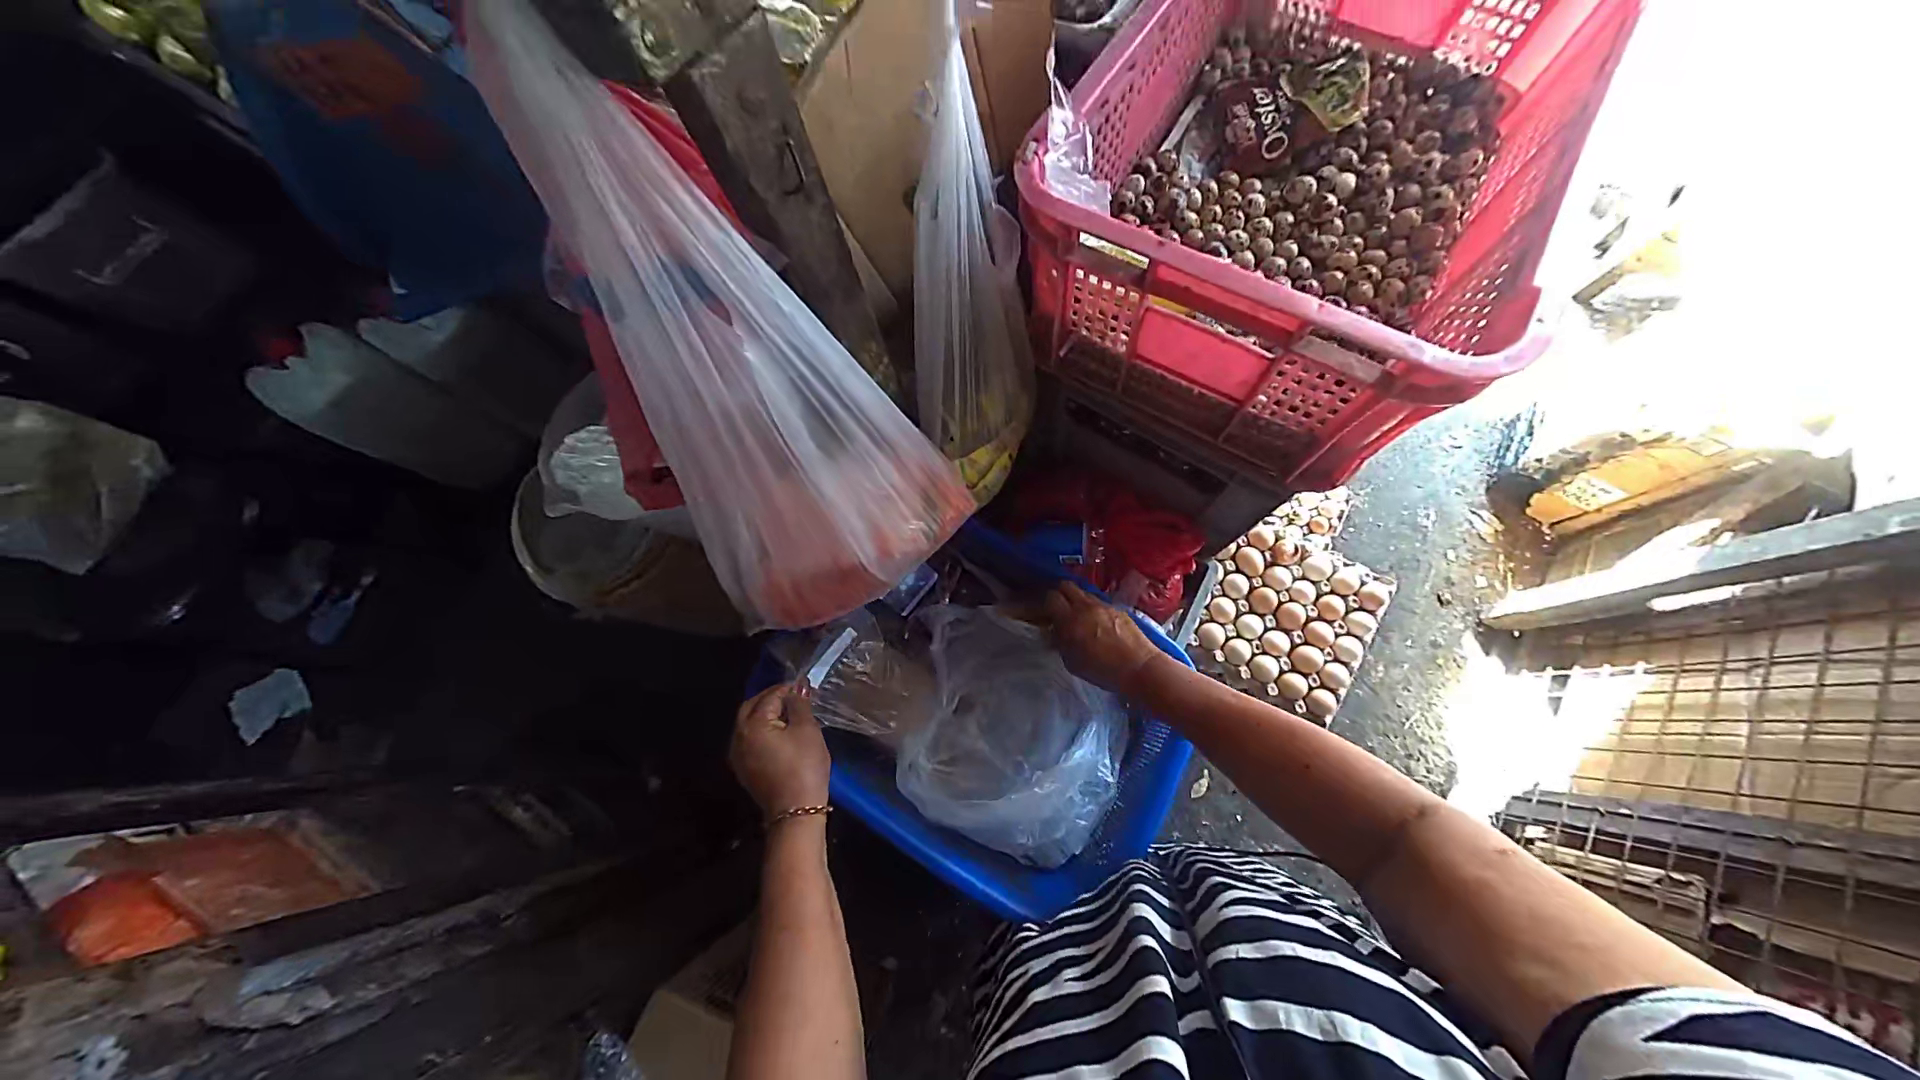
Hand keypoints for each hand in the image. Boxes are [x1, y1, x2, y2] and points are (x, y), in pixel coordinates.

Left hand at [730, 682, 831, 815]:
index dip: (788, 689)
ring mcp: (738, 756)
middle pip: (751, 707)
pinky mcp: (744, 769)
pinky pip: (749, 740)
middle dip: (771, 698)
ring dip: (765, 714)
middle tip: (794, 696)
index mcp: (751, 725)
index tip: (805, 687)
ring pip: (748, 724)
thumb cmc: (804, 767)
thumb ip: (800, 704)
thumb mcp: (807, 730)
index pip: (769, 696)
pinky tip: (780, 733)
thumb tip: (798, 686)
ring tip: (789, 713)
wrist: (795, 812)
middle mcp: (738, 738)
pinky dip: (762, 730)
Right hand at [1044, 583, 1163, 694]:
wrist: (1139, 667)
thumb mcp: (1073, 663)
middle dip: (1060, 593)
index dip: (1046, 602)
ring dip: (1077, 600)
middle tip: (1059, 607)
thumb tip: (1054, 632)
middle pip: (1066, 585)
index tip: (1046, 612)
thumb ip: (1060, 643)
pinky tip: (1097, 623)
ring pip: (1083, 592)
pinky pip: (1099, 602)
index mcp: (1070, 620)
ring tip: (1078, 616)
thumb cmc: (1102, 671)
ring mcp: (1103, 605)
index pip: (1051, 597)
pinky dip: (1093, 608)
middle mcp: (1085, 607)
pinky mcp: (1117, 609)